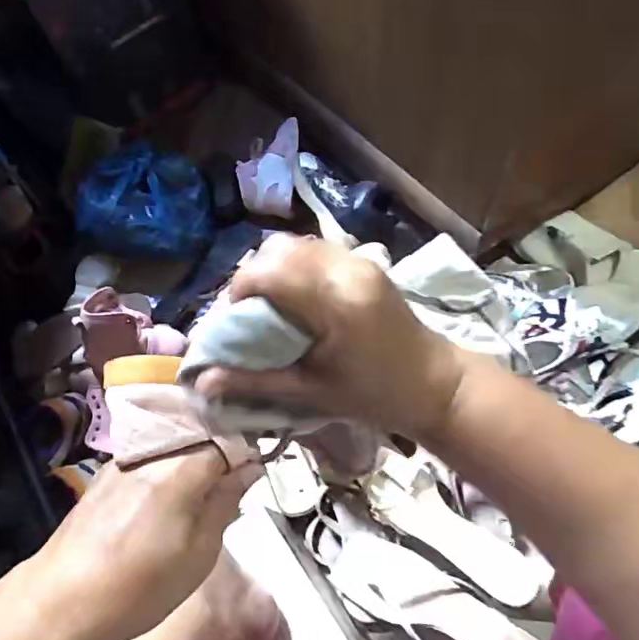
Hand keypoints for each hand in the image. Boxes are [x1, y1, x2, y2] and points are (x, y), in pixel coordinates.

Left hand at [31, 449, 260, 639]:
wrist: (61, 602)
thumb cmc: (139, 587)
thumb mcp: (200, 554)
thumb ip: (225, 501)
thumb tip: (248, 467)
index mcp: (180, 468)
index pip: (228, 440)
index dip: (246, 454)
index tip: (255, 473)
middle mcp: (152, 451)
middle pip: (199, 434)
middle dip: (220, 452)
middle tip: (230, 487)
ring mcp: (125, 459)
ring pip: (173, 443)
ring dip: (193, 459)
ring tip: (199, 495)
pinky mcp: (106, 474)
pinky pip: (148, 455)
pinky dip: (166, 467)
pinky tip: (166, 499)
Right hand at [192, 234, 468, 438]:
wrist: (436, 384)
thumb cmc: (374, 396)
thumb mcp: (312, 393)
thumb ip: (255, 381)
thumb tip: (201, 381)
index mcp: (335, 302)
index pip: (269, 271)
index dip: (239, 288)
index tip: (234, 318)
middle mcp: (347, 269)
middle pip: (279, 248)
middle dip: (252, 274)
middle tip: (248, 311)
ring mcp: (360, 260)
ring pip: (297, 243)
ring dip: (273, 266)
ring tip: (270, 302)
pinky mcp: (366, 260)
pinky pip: (317, 248)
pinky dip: (295, 263)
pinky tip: (296, 294)